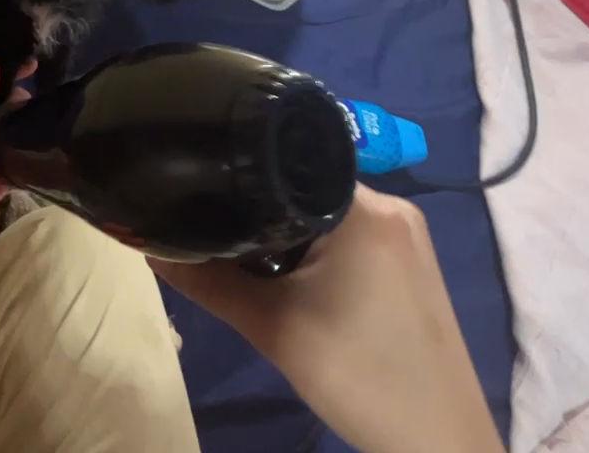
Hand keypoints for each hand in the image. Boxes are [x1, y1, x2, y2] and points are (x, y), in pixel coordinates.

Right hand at [151, 186, 504, 452]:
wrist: (441, 450)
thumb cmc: (360, 377)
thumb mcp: (271, 326)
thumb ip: (205, 280)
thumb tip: (147, 244)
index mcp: (366, 208)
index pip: (284, 164)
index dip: (236, 173)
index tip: (195, 183)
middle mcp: (391, 206)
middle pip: (301, 187)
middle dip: (256, 208)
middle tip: (209, 223)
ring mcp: (404, 235)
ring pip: (320, 211)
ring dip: (282, 231)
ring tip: (238, 249)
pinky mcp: (407, 263)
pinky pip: (344, 233)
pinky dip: (310, 246)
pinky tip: (284, 273)